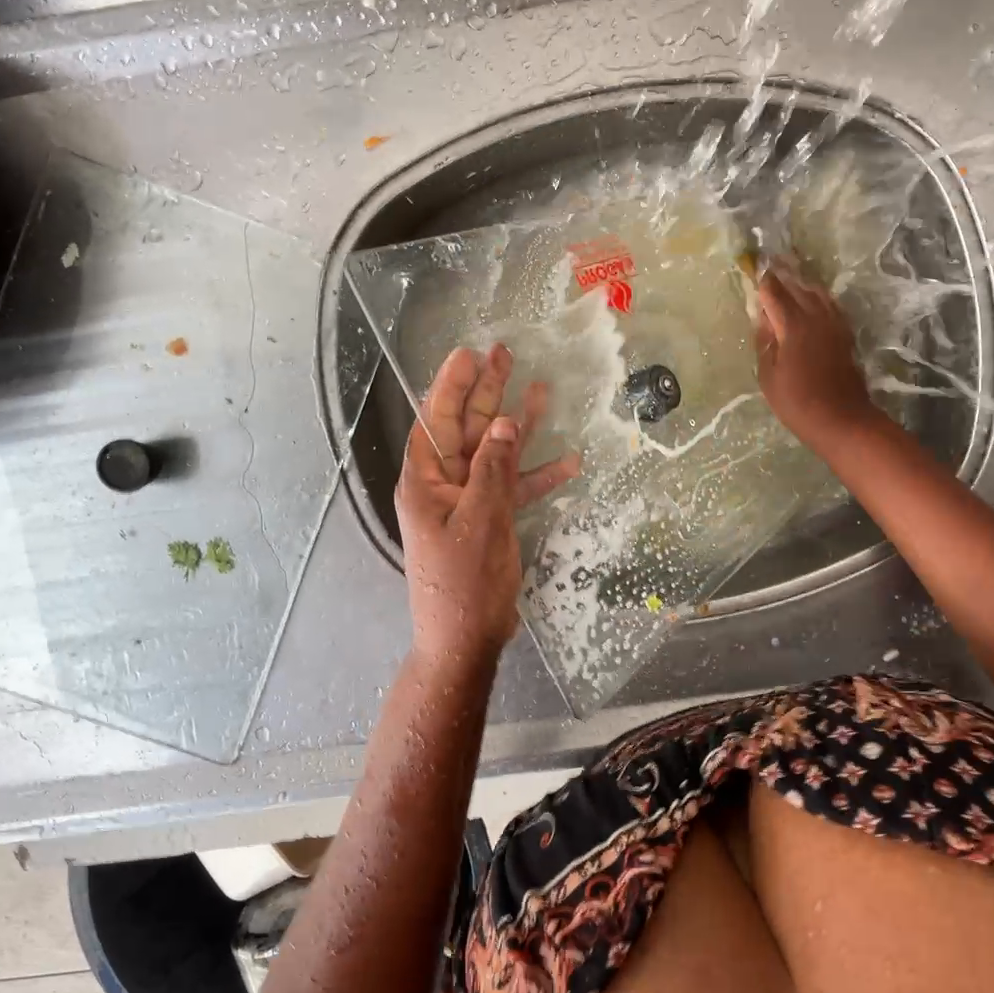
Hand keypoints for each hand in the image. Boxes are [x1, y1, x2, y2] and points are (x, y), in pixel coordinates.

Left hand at [395, 344, 580, 661]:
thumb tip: (506, 424)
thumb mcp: (480, 521)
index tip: (468, 353)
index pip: (437, 420)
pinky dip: (537, 476)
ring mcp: (469, 502)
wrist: (465, 639)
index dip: (452, 385)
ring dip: (519, 427)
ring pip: (496, 454)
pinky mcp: (490, 520)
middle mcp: (444, 484)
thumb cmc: (463, 583)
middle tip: (505, 354)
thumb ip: (494, 470)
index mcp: (426, 481)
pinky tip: (567, 463)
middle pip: (467, 428)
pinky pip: (514, 489)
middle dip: (488, 393)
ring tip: (543, 390)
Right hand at [755, 258, 880, 447]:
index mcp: (793, 325)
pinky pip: (829, 305)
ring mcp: (834, 324)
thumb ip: (765, 342)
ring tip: (789, 275)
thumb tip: (764, 319)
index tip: (754, 267)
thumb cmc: (797, 402)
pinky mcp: (844, 334)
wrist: (841, 419)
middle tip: (770, 262)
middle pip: (798, 287)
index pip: (775, 294)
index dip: (764, 281)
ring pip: (817, 293)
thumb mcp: (768, 376)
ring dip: (802, 282)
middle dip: (783, 275)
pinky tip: (812, 298)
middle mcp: (816, 317)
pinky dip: (817, 296)